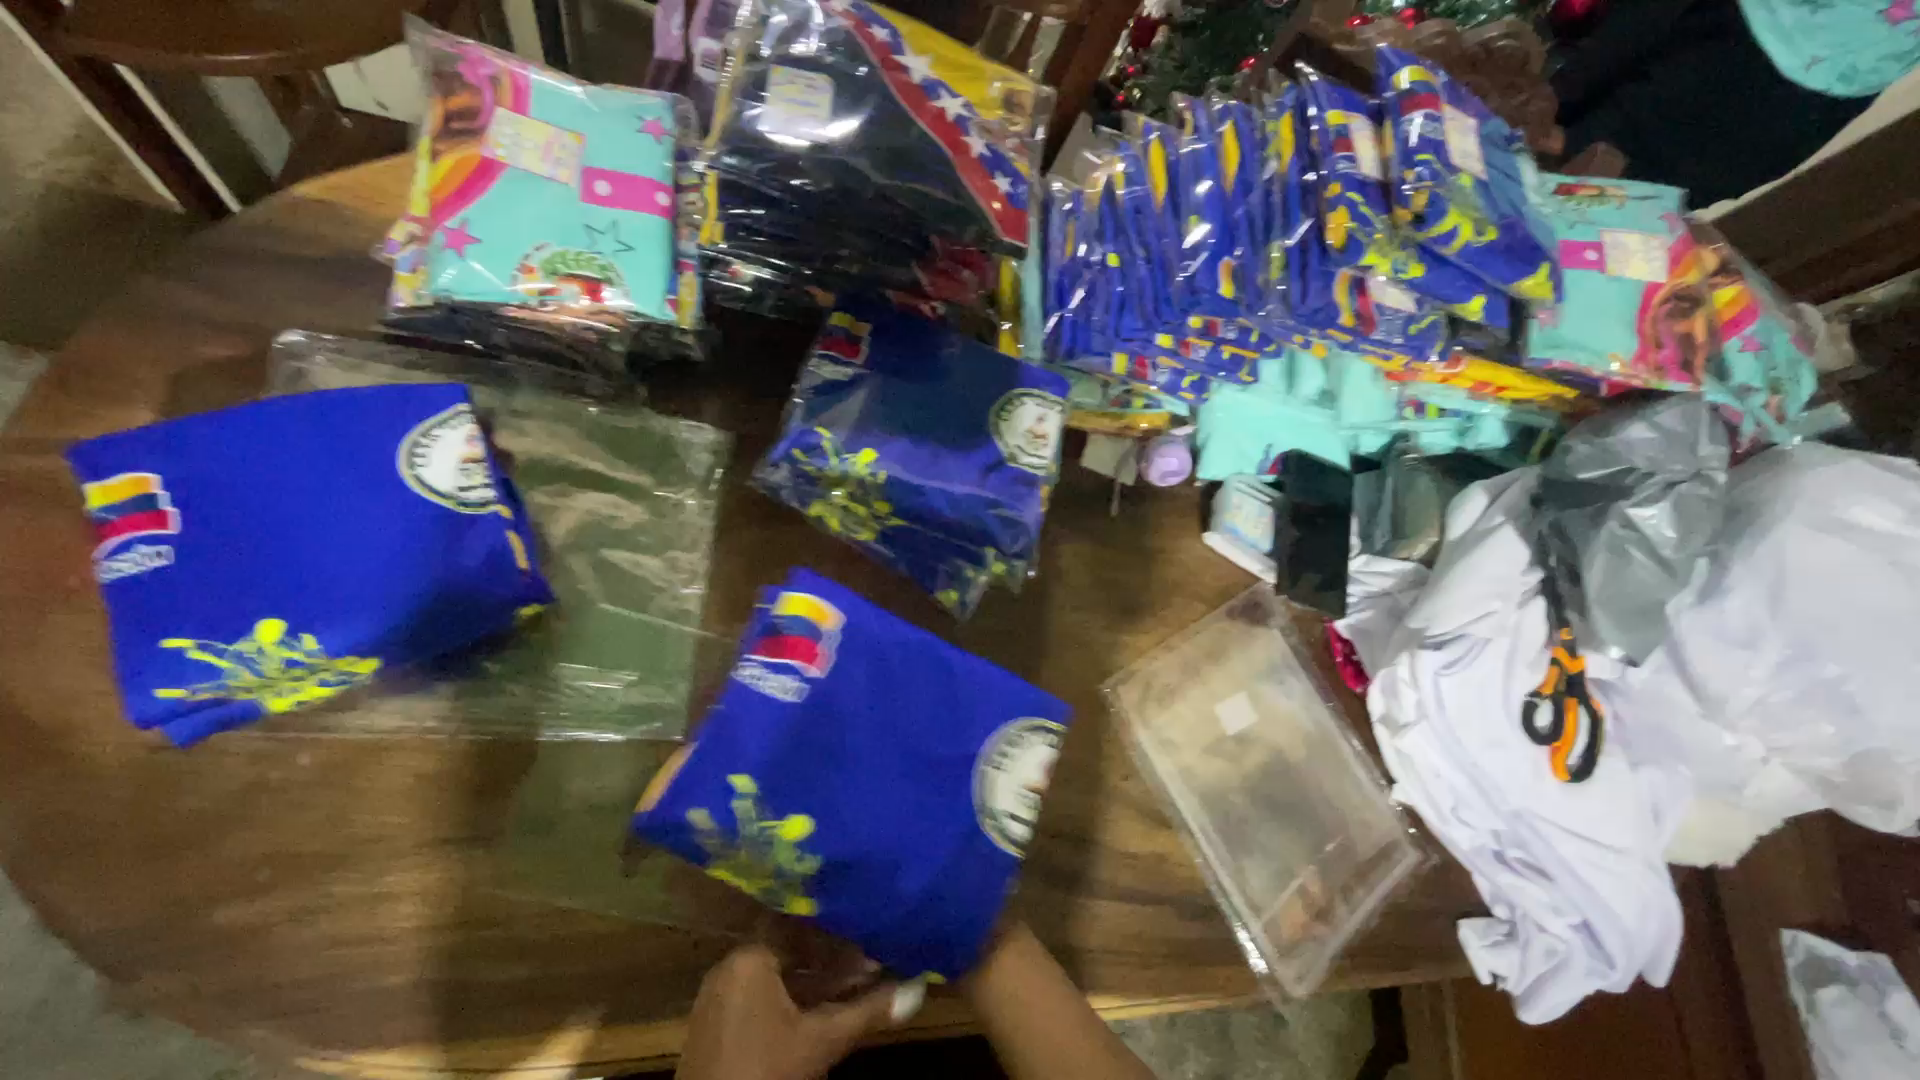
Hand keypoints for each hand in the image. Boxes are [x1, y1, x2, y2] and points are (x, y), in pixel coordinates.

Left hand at [675, 945, 923, 1079]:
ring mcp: (721, 997)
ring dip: (816, 982)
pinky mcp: (719, 1024)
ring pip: (779, 975)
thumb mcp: (822, 1041)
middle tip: (872, 961)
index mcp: (749, 958)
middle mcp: (730, 967)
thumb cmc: (766, 1071)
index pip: (799, 924)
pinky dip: (794, 1000)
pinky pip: (763, 996)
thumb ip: (868, 1011)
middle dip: (833, 958)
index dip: (838, 930)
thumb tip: (918, 989)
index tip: (871, 933)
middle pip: (790, 949)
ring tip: (859, 986)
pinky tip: (825, 1013)